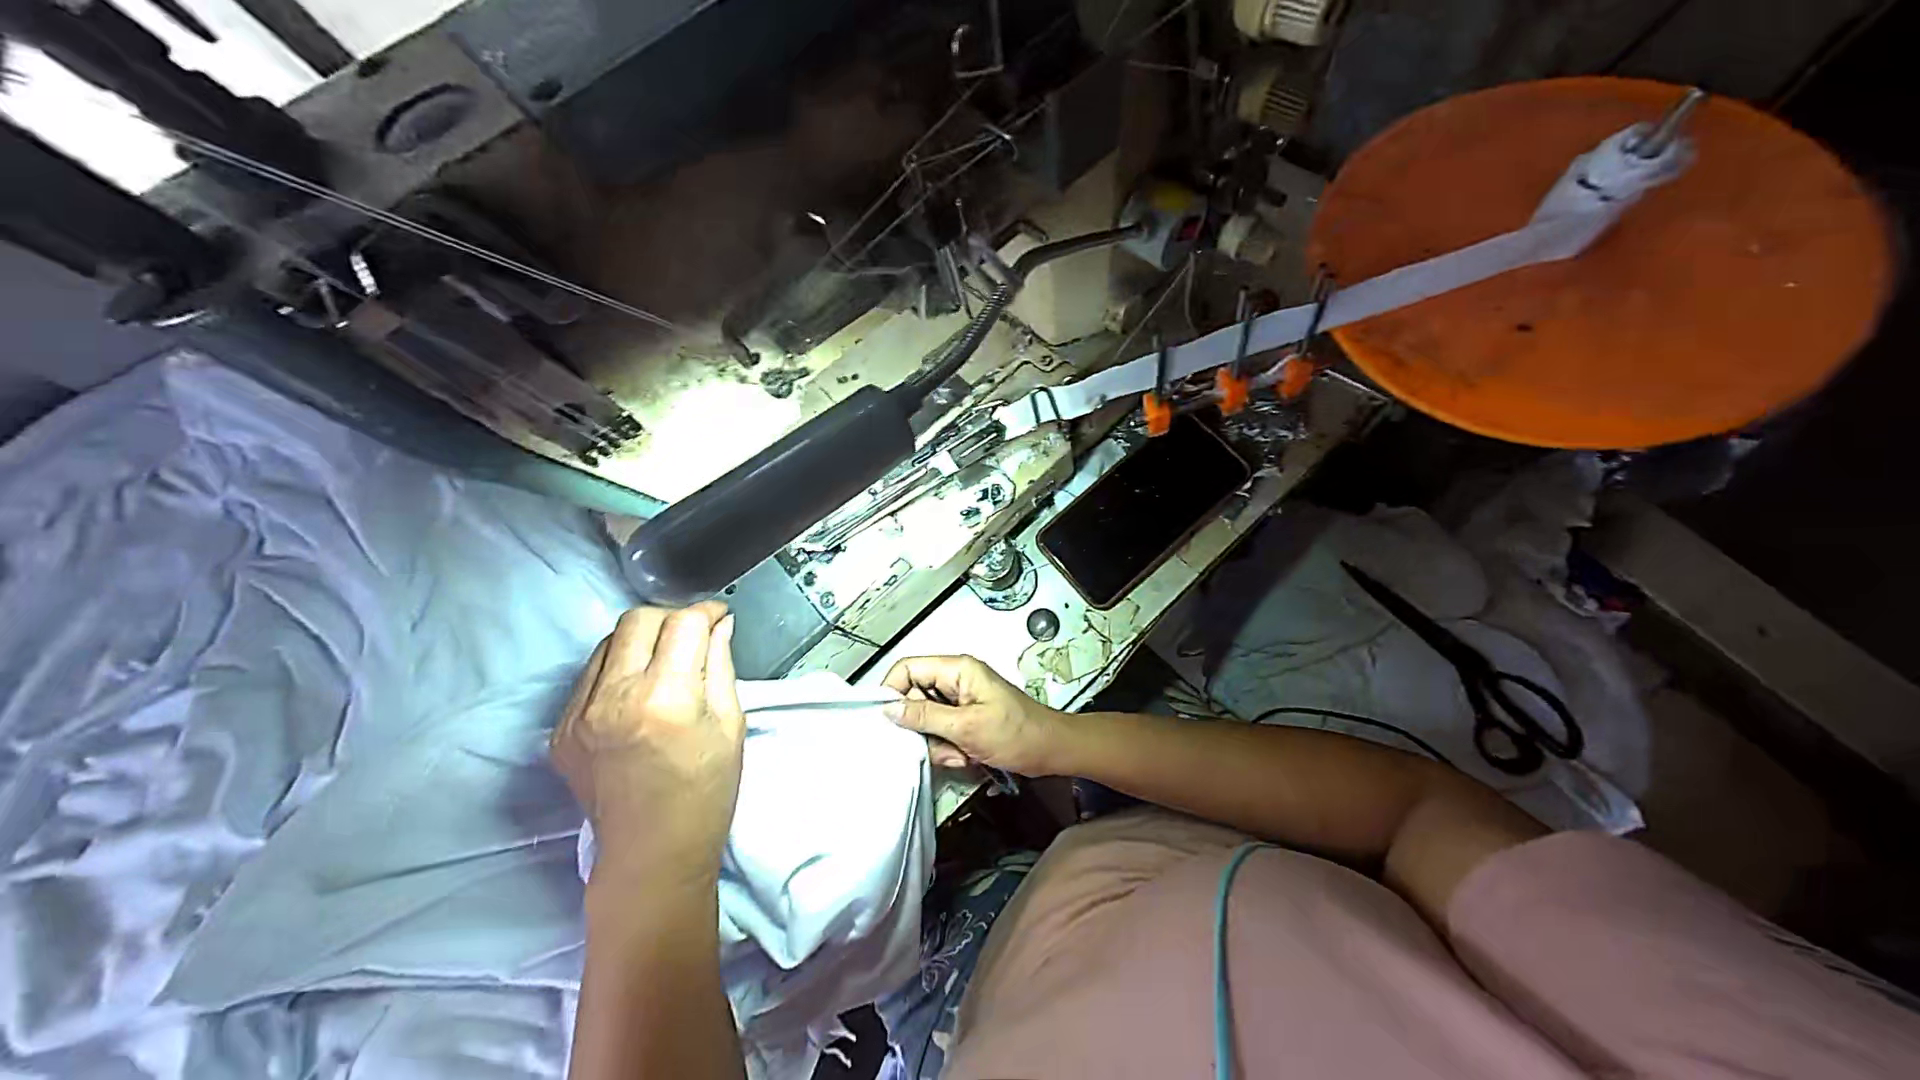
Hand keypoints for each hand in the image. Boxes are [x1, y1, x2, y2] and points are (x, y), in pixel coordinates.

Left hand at [550, 603, 744, 883]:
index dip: (706, 613)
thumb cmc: (707, 794)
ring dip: (642, 640)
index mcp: (666, 699)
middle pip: (638, 620)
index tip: (719, 618)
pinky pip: (589, 676)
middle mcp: (614, 698)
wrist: (652, 855)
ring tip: (665, 662)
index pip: (683, 624)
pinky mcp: (560, 730)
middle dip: (671, 617)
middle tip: (692, 635)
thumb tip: (718, 626)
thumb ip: (720, 667)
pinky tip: (637, 691)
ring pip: (608, 642)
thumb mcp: (729, 726)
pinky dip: (617, 669)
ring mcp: (579, 715)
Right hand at [882, 655, 1069, 775]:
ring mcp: (961, 700)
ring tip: (962, 752)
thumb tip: (890, 709)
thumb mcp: (966, 727)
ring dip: (939, 743)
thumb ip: (925, 717)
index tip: (889, 721)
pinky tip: (968, 756)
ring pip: (927, 721)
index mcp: (957, 669)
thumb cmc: (1018, 733)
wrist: (1051, 751)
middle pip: (915, 698)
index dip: (893, 692)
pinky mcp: (965, 719)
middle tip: (943, 744)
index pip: (908, 668)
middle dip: (924, 728)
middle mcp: (956, 680)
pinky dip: (950, 748)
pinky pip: (942, 733)